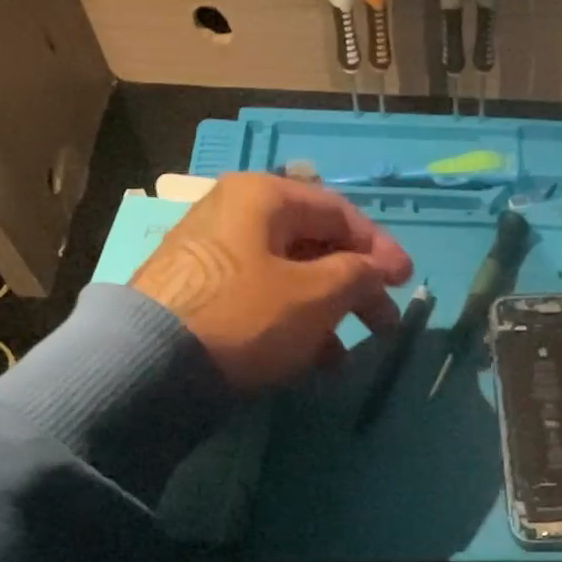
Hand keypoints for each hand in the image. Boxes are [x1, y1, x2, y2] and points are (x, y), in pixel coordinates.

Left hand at [130, 173, 413, 389]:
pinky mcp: (202, 294)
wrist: (154, 364)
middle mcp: (236, 214)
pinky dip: (294, 325)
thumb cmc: (247, 317)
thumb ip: (358, 275)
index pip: (339, 212)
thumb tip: (379, 268)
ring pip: (291, 278)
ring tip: (346, 355)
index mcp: (264, 197)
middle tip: (384, 324)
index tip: (407, 282)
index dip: (380, 248)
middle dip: (355, 288)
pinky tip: (311, 361)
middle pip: (315, 246)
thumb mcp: (316, 295)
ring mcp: (215, 255)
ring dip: (327, 314)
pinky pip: (264, 300)